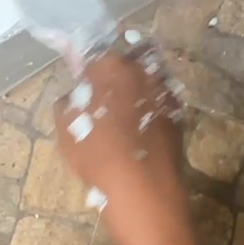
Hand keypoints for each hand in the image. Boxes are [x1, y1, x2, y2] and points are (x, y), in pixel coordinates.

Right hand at [52, 45, 184, 216]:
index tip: (83, 88)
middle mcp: (140, 70)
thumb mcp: (63, 127)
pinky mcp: (180, 113)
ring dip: (136, 94)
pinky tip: (142, 133)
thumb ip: (67, 101)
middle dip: (114, 80)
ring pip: (145, 84)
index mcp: (109, 66)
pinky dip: (152, 112)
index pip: (93, 58)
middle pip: (124, 67)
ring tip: (124, 120)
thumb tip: (76, 96)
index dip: (86, 73)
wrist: (142, 186)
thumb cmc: (96, 153)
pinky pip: (160, 104)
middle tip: (103, 104)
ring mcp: (164, 90)